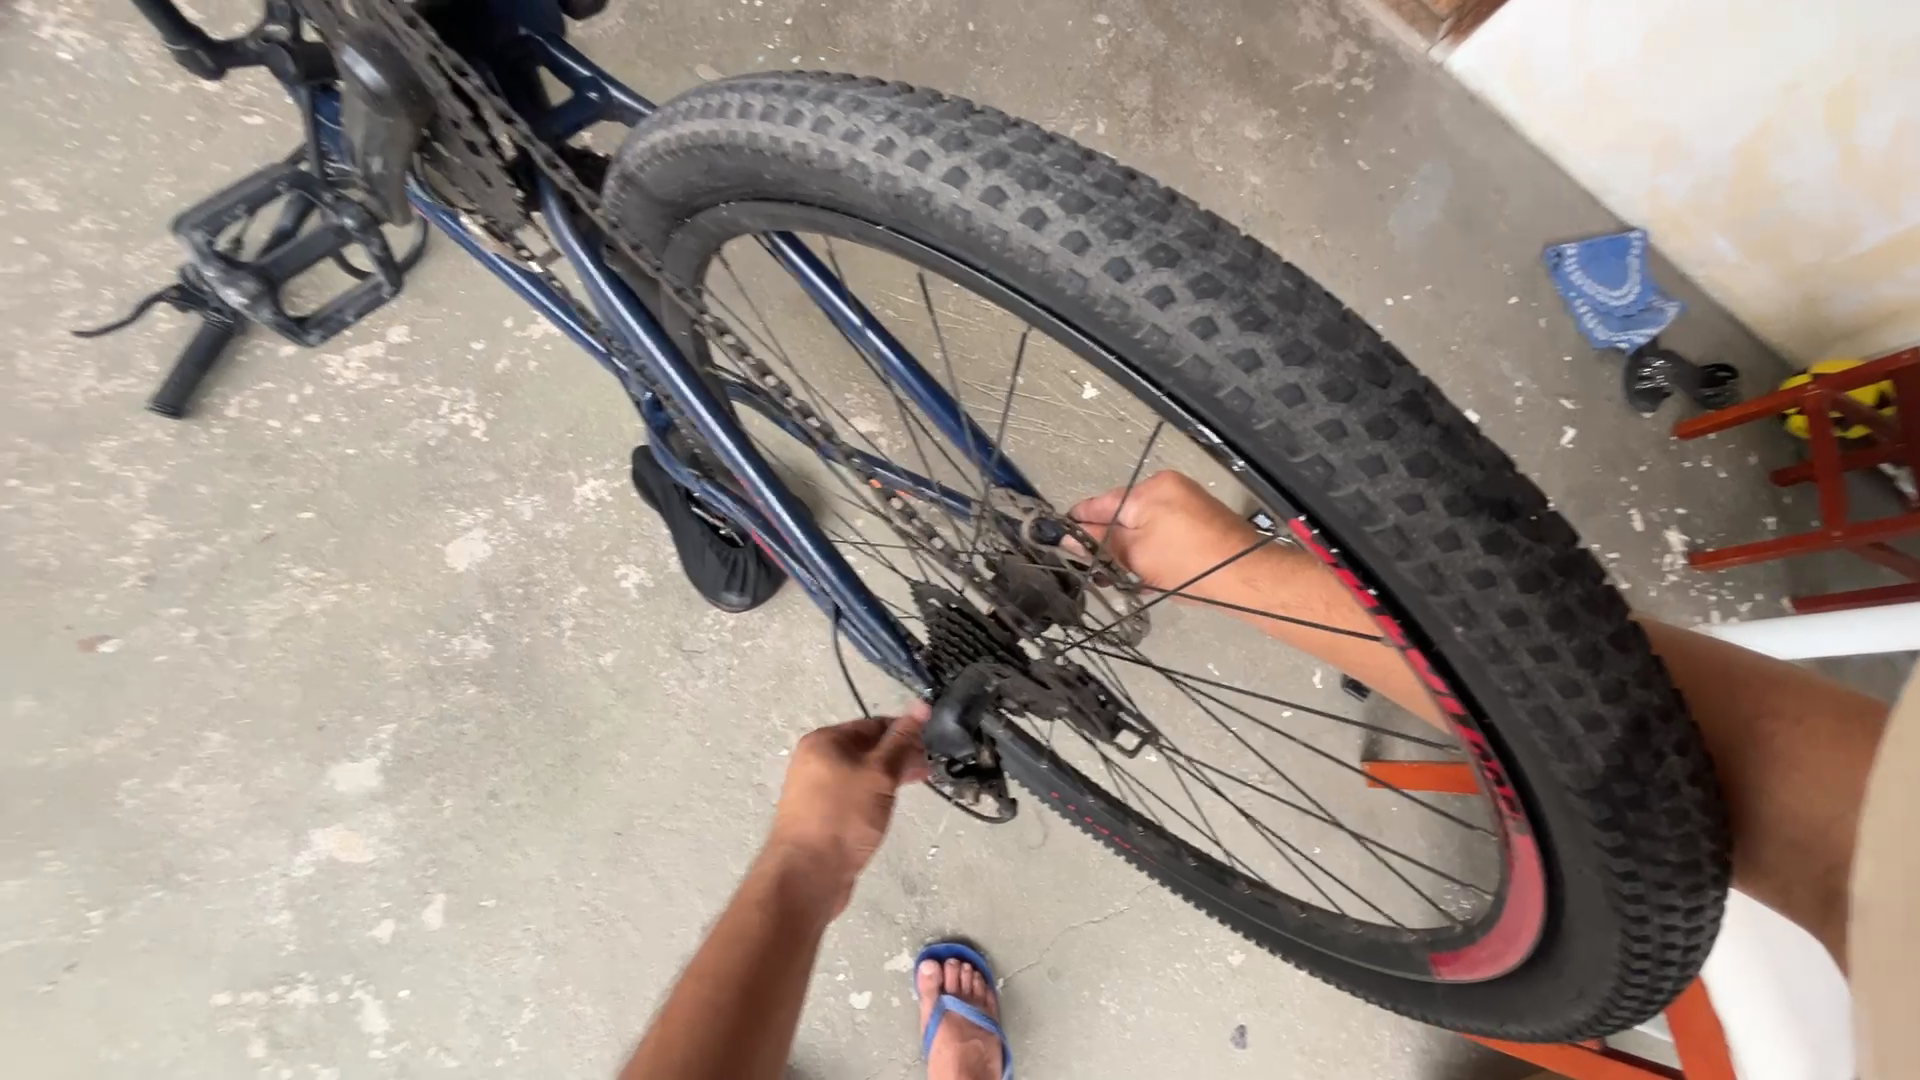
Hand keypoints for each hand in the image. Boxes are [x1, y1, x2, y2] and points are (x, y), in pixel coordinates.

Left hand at [763, 703, 929, 910]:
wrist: (806, 875)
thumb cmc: (843, 815)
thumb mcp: (879, 773)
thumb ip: (901, 740)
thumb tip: (921, 706)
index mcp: (825, 741)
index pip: (873, 724)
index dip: (905, 731)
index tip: (931, 746)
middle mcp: (816, 760)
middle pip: (867, 748)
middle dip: (899, 755)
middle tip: (927, 769)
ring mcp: (816, 790)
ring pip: (862, 773)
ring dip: (889, 776)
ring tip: (915, 786)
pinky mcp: (821, 816)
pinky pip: (854, 795)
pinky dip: (874, 796)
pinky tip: (888, 807)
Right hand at [1069, 470, 1264, 593]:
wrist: (1243, 578)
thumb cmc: (1189, 563)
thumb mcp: (1134, 554)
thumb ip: (1100, 542)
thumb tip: (1068, 536)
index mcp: (1150, 488)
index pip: (1099, 503)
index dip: (1077, 523)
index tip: (1060, 541)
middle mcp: (1168, 488)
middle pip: (1121, 515)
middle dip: (1107, 542)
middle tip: (1098, 571)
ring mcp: (1186, 503)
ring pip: (1141, 526)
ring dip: (1129, 550)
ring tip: (1125, 576)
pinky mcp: (1198, 522)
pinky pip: (1161, 532)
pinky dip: (1150, 550)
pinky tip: (1148, 573)